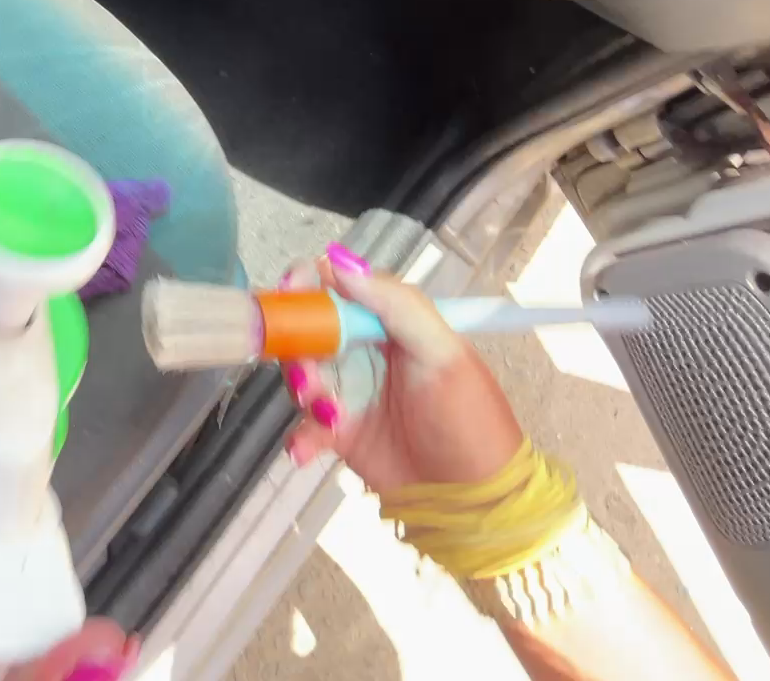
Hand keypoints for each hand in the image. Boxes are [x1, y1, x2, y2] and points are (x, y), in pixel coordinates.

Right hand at [281, 244, 523, 491]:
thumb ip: (395, 304)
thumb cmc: (468, 420)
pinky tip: (308, 448)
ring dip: (302, 389)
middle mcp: (361, 349)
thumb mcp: (442, 353)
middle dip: (298, 346)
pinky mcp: (335, 429)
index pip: (337, 286)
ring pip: (299, 371)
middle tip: (310, 376)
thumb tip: (338, 262)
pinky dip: (300, 434)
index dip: (307, 283)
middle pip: (305, 327)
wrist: (477, 506)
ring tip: (326, 415)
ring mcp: (345, 389)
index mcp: (388, 322)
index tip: (291, 294)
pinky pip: (302, 422)